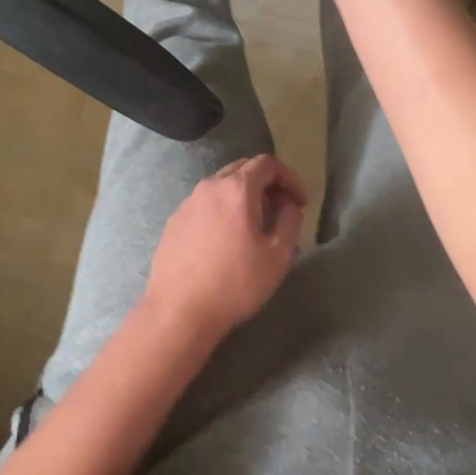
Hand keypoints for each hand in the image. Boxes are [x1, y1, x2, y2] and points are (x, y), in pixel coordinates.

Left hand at [144, 155, 307, 346]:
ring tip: (255, 227)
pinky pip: (205, 204)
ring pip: (222, 186)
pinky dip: (222, 210)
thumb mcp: (278, 255)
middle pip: (242, 169)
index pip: (267, 163)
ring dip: (243, 197)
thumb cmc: (235, 283)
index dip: (289, 177)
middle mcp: (209, 186)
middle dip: (266, 183)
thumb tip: (288, 204)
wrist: (179, 310)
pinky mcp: (174, 220)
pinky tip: (226, 240)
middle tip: (281, 210)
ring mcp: (188, 202)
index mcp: (236, 188)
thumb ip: (290, 220)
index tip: (301, 201)